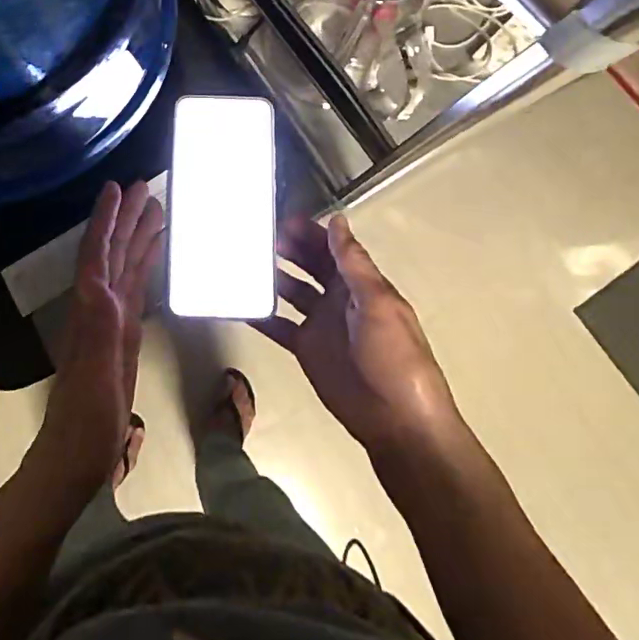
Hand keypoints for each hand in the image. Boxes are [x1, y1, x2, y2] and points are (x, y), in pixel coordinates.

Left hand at [33, 181, 163, 490]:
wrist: (75, 457)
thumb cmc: (86, 422)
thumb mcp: (96, 377)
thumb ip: (98, 332)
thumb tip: (100, 284)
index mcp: (93, 312)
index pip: (98, 255)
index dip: (105, 220)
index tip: (116, 188)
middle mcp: (100, 310)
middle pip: (114, 253)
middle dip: (127, 218)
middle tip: (146, 186)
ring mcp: (112, 323)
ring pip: (126, 268)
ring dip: (138, 237)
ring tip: (157, 210)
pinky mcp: (124, 337)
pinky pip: (135, 290)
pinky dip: (145, 267)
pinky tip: (154, 257)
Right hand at [262, 215, 467, 459]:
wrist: (396, 419)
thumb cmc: (394, 356)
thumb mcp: (376, 302)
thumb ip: (353, 262)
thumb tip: (338, 220)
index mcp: (361, 284)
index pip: (332, 249)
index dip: (310, 233)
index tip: (282, 220)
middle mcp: (340, 298)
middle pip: (310, 265)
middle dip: (288, 249)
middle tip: (258, 237)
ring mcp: (322, 323)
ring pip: (292, 291)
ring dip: (273, 276)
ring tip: (245, 263)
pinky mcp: (307, 349)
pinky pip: (279, 326)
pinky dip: (262, 316)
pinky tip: (242, 304)